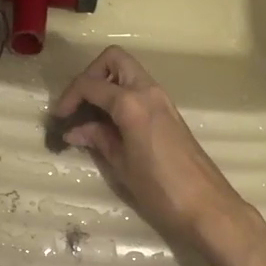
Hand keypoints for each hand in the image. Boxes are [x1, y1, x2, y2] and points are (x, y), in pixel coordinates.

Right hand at [50, 46, 246, 243]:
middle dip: (91, 74)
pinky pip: (139, 87)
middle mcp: (147, 90)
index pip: (92, 85)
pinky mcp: (169, 109)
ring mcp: (161, 97)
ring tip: (91, 113)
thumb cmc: (160, 189)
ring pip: (128, 70)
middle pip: (114, 59)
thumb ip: (98, 139)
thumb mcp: (122, 166)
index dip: (69, 97)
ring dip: (107, 82)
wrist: (207, 205)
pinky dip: (121, 93)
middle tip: (78, 102)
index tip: (58, 116)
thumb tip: (74, 130)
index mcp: (131, 102)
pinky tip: (111, 121)